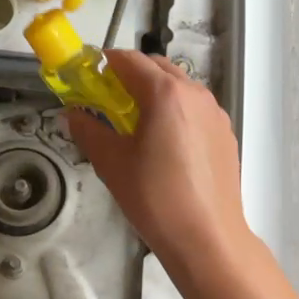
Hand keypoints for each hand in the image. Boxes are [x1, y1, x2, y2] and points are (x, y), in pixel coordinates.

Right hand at [67, 51, 248, 269]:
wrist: (207, 238)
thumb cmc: (155, 198)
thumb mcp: (112, 163)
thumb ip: (88, 130)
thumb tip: (72, 114)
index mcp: (165, 93)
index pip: (129, 60)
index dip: (104, 63)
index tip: (86, 77)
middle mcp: (195, 93)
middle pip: (157, 68)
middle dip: (130, 76)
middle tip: (107, 102)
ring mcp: (215, 112)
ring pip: (179, 87)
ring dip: (155, 93)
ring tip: (136, 125)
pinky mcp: (226, 133)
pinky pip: (195, 109)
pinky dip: (176, 112)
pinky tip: (165, 146)